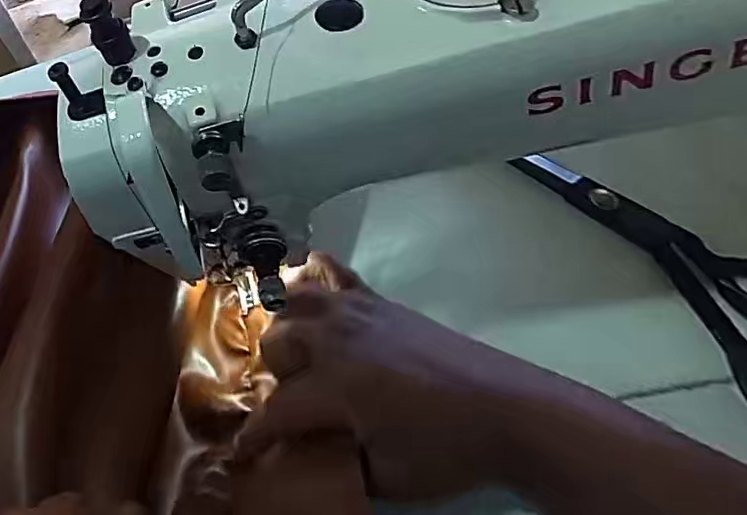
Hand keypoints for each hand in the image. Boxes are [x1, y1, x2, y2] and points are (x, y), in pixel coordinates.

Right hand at [237, 254, 595, 504]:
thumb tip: (305, 457)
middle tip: (293, 401)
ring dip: (287, 326)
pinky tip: (316, 297)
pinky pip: (330, 270)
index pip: (277, 409)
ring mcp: (352, 308)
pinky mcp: (372, 296)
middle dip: (275, 376)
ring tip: (301, 352)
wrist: (503, 407)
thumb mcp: (390, 477)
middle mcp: (333, 337)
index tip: (242, 452)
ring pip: (291, 299)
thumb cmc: (447, 448)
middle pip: (275, 344)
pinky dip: (315, 278)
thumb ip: (338, 464)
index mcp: (335, 385)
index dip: (255, 435)